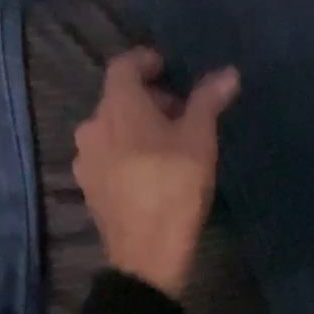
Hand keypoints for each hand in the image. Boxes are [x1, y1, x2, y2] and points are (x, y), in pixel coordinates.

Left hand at [74, 48, 240, 298]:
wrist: (147, 252)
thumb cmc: (174, 184)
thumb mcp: (199, 138)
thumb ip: (209, 100)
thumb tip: (228, 73)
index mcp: (116, 106)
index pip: (123, 66)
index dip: (145, 61)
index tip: (167, 67)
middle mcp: (92, 126)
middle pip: (117, 98)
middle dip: (148, 98)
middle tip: (180, 111)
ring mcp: (85, 159)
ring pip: (111, 128)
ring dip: (136, 125)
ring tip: (168, 142)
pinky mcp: (88, 186)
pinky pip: (107, 154)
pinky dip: (126, 150)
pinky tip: (150, 169)